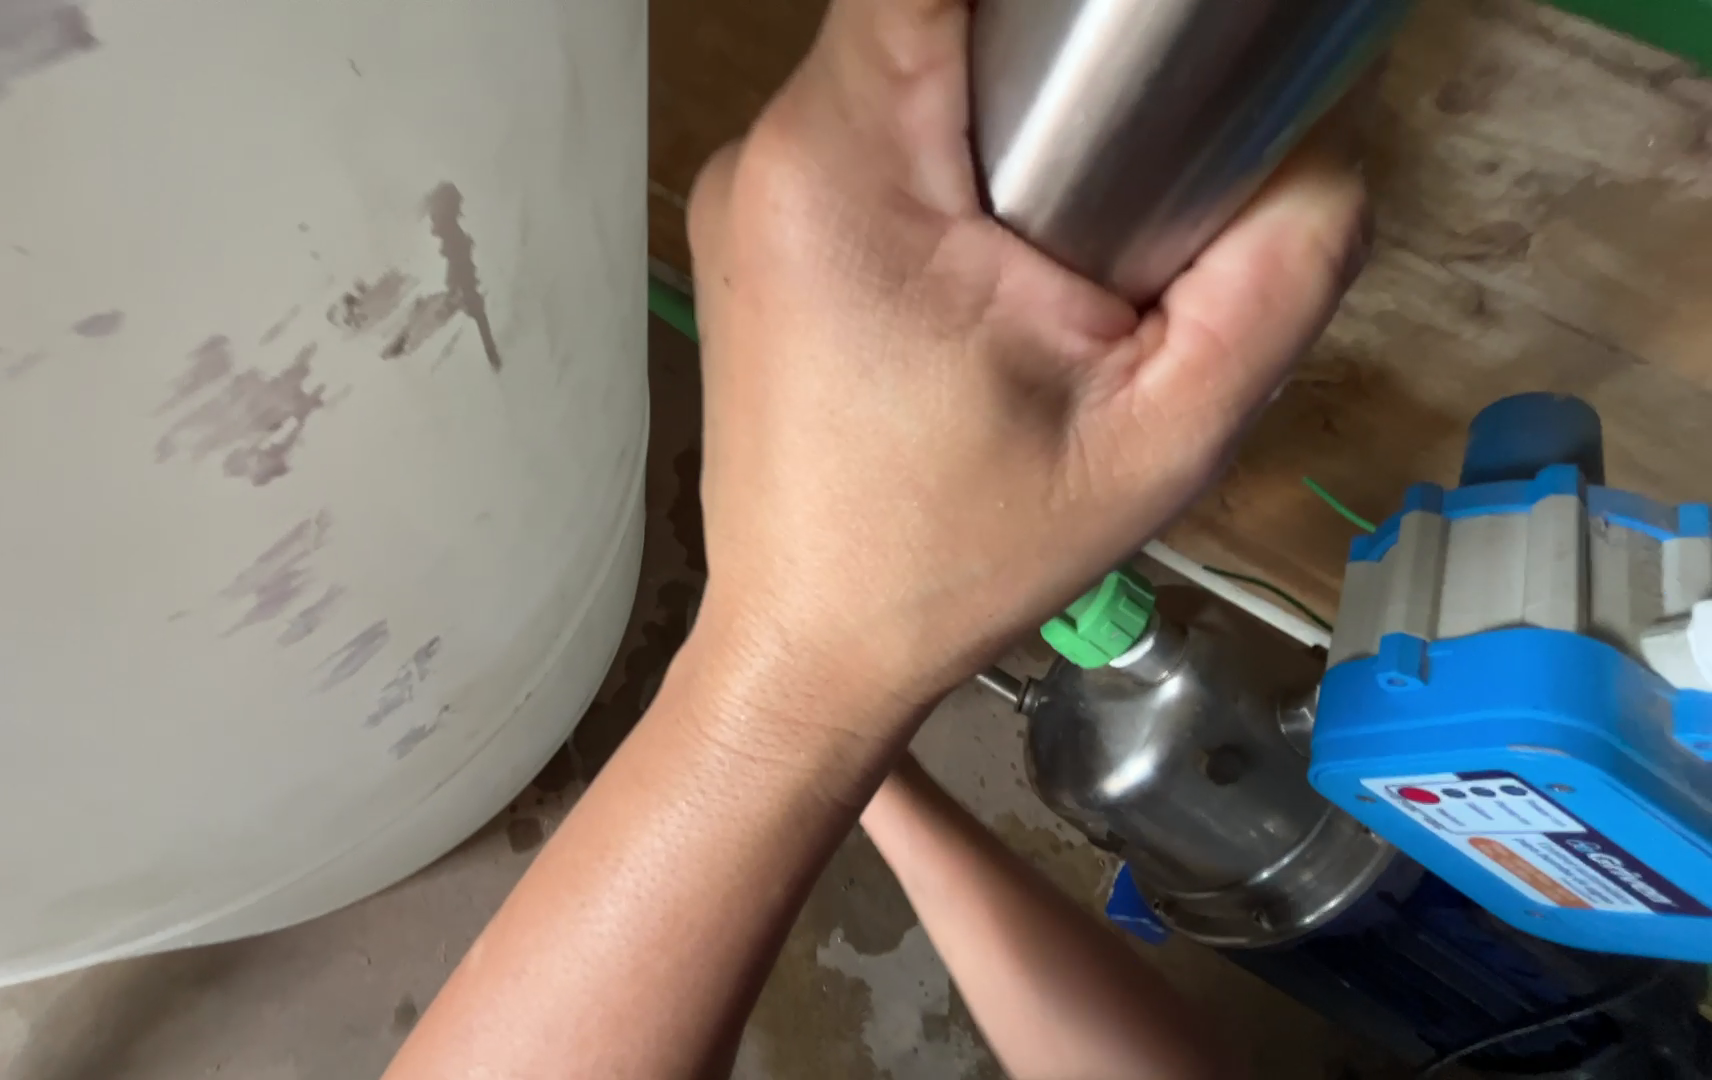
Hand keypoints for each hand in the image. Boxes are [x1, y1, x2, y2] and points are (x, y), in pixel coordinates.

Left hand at [687, 0, 1367, 716]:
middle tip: (1073, 231)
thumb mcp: (1151, 442)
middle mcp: (765, 168)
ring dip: (980, 149)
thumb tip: (1310, 156)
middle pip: (929, 23)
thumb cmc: (943, 565)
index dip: (1049, 16)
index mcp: (845, 173)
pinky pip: (849, 161)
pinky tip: (950, 300)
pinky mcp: (743, 256)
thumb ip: (1272, 277)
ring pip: (891, 91)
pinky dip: (921, 193)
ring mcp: (740, 212)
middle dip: (1033, 96)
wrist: (811, 642)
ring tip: (1010, 285)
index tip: (1103, 84)